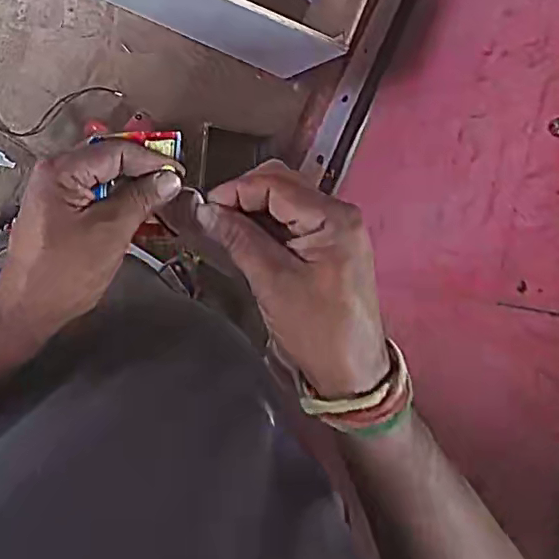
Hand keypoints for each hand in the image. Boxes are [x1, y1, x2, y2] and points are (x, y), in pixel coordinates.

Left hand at [0, 140, 183, 348]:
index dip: (150, 160)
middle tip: (171, 182)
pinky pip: (91, 191)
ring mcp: (52, 190)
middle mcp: (52, 172)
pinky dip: (115, 198)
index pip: (115, 150)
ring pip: (100, 174)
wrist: (26, 310)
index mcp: (60, 171)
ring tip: (159, 198)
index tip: (176, 173)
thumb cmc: (61, 276)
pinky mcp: (56, 207)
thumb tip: (166, 179)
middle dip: (141, 168)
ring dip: (130, 184)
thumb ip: (140, 199)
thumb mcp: (110, 233)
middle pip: (106, 157)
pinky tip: (136, 210)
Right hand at [197, 161, 388, 396]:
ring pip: (281, 197)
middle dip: (241, 194)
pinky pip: (287, 217)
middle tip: (213, 215)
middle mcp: (338, 215)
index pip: (273, 184)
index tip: (206, 207)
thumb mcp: (272, 282)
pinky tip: (243, 236)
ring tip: (223, 226)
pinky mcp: (325, 242)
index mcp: (333, 219)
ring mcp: (333, 228)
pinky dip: (261, 221)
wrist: (352, 376)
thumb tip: (207, 210)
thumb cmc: (321, 333)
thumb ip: (238, 238)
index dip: (234, 191)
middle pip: (279, 182)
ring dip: (249, 207)